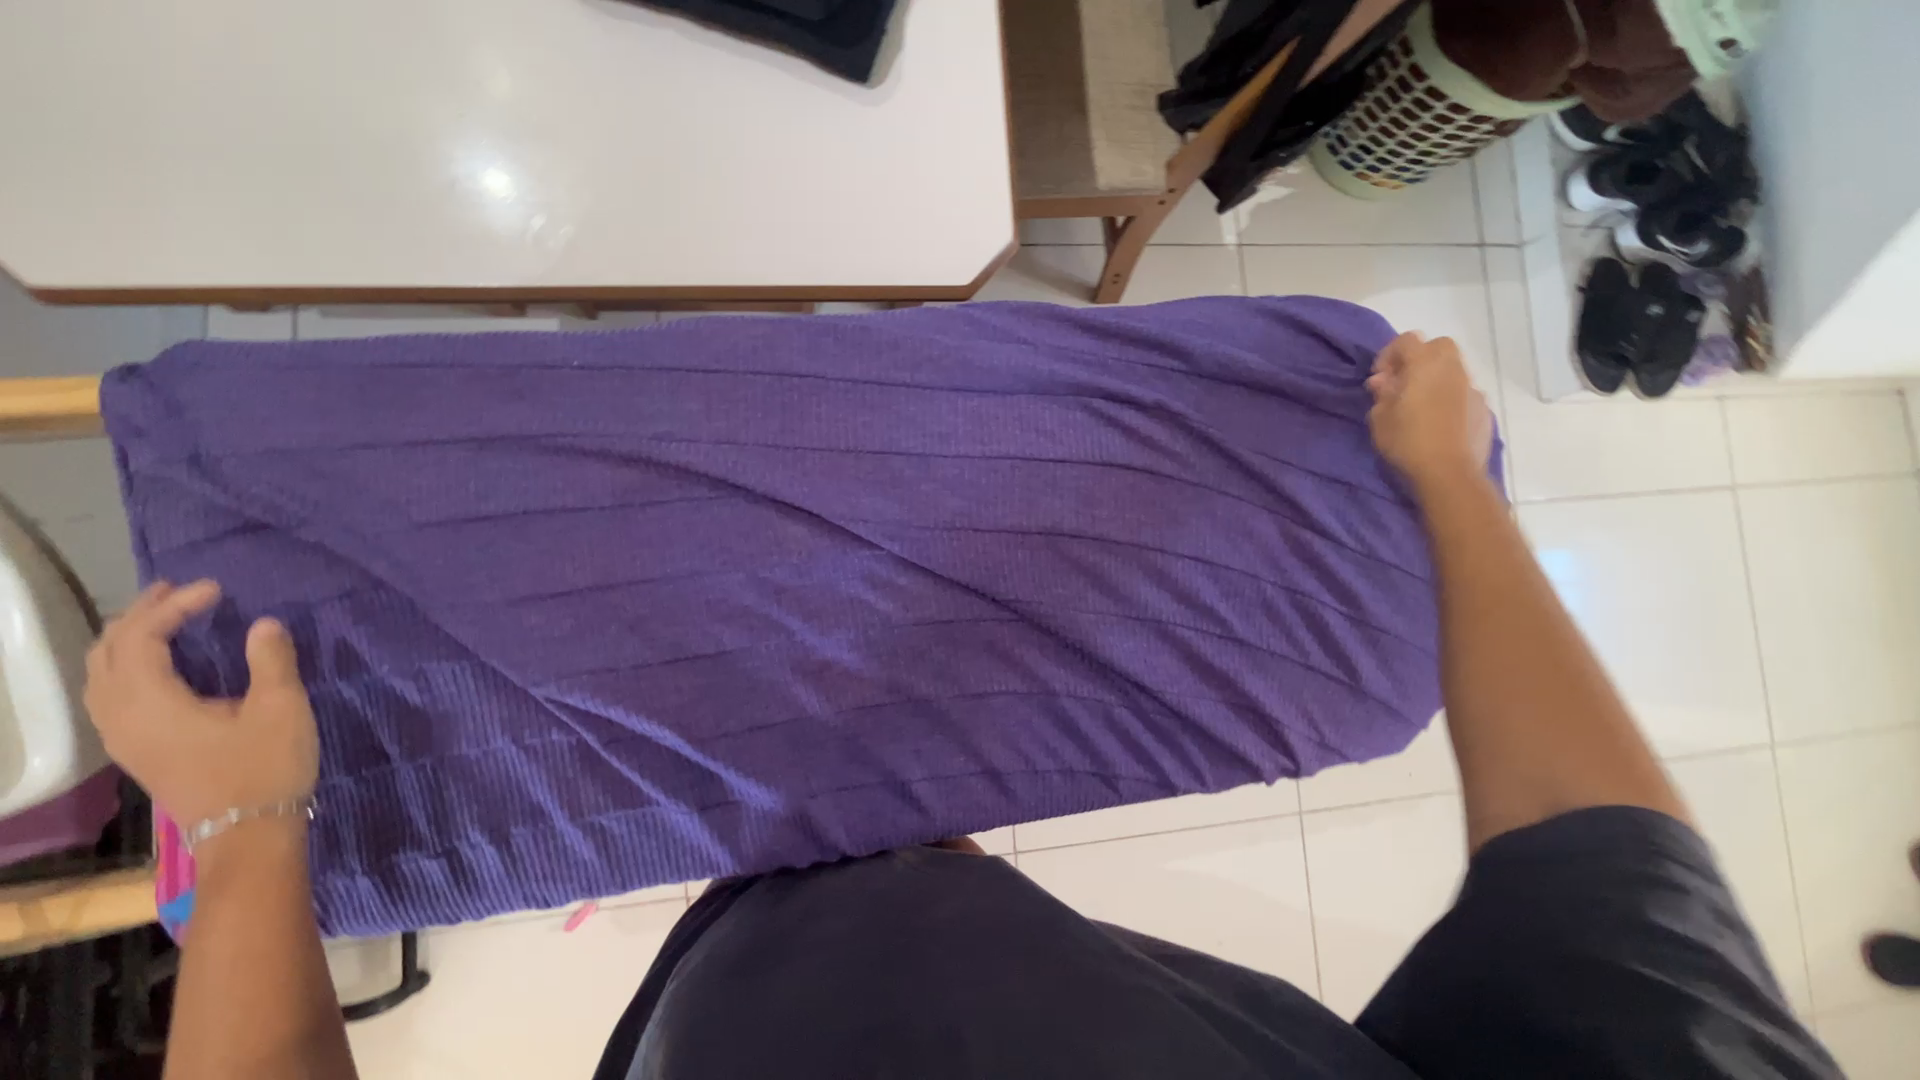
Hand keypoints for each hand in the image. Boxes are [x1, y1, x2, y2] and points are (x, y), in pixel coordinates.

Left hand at [84, 580, 318, 827]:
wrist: (246, 832)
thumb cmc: (264, 768)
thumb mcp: (281, 709)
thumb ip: (270, 661)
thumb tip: (262, 624)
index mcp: (150, 702)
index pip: (142, 637)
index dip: (174, 606)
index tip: (216, 590)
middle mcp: (120, 716)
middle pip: (107, 652)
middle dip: (140, 616)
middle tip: (180, 592)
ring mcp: (122, 736)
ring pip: (101, 674)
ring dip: (128, 640)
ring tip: (164, 620)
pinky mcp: (135, 749)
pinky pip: (109, 694)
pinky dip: (126, 665)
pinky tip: (157, 665)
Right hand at [1365, 332, 1494, 493]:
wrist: (1450, 473)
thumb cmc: (1407, 441)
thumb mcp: (1380, 418)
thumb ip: (1382, 393)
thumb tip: (1384, 381)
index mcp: (1425, 365)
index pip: (1407, 340)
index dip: (1389, 354)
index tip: (1380, 378)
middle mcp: (1453, 369)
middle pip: (1438, 346)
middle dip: (1419, 359)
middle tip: (1403, 384)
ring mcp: (1473, 388)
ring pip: (1453, 370)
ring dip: (1435, 380)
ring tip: (1420, 407)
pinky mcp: (1483, 409)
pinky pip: (1463, 394)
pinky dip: (1450, 399)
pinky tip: (1439, 424)